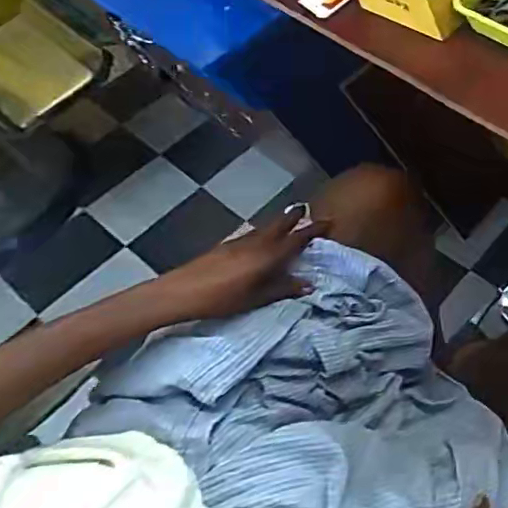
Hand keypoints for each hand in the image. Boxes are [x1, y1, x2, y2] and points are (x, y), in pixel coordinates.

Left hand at [147, 207, 328, 321]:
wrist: (180, 292)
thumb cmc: (222, 298)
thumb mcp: (257, 298)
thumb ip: (283, 289)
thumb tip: (308, 285)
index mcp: (269, 255)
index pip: (297, 238)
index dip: (314, 230)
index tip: (328, 222)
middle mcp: (257, 243)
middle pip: (280, 224)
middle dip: (294, 216)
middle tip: (305, 209)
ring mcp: (239, 242)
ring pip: (265, 227)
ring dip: (278, 222)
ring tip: (287, 221)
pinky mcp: (225, 246)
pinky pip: (252, 233)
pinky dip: (263, 231)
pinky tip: (260, 239)